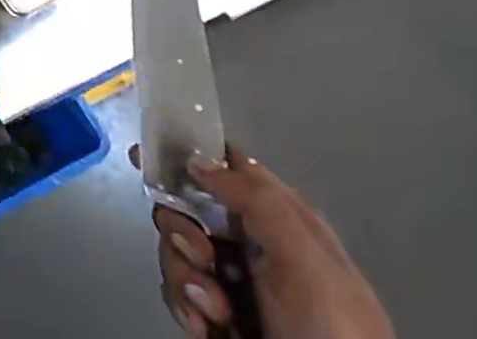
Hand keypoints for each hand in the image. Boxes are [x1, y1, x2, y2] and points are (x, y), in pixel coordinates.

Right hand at [152, 148, 393, 338]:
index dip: (188, 155)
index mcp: (281, 218)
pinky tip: (205, 327)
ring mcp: (233, 280)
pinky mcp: (216, 313)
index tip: (147, 158)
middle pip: (187, 206)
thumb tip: (198, 159)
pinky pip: (177, 289)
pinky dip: (183, 306)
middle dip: (180, 229)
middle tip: (200, 256)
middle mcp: (252, 242)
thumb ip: (257, 201)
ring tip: (212, 311)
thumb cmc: (329, 329)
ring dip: (183, 277)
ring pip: (176, 249)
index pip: (228, 165)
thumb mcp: (304, 259)